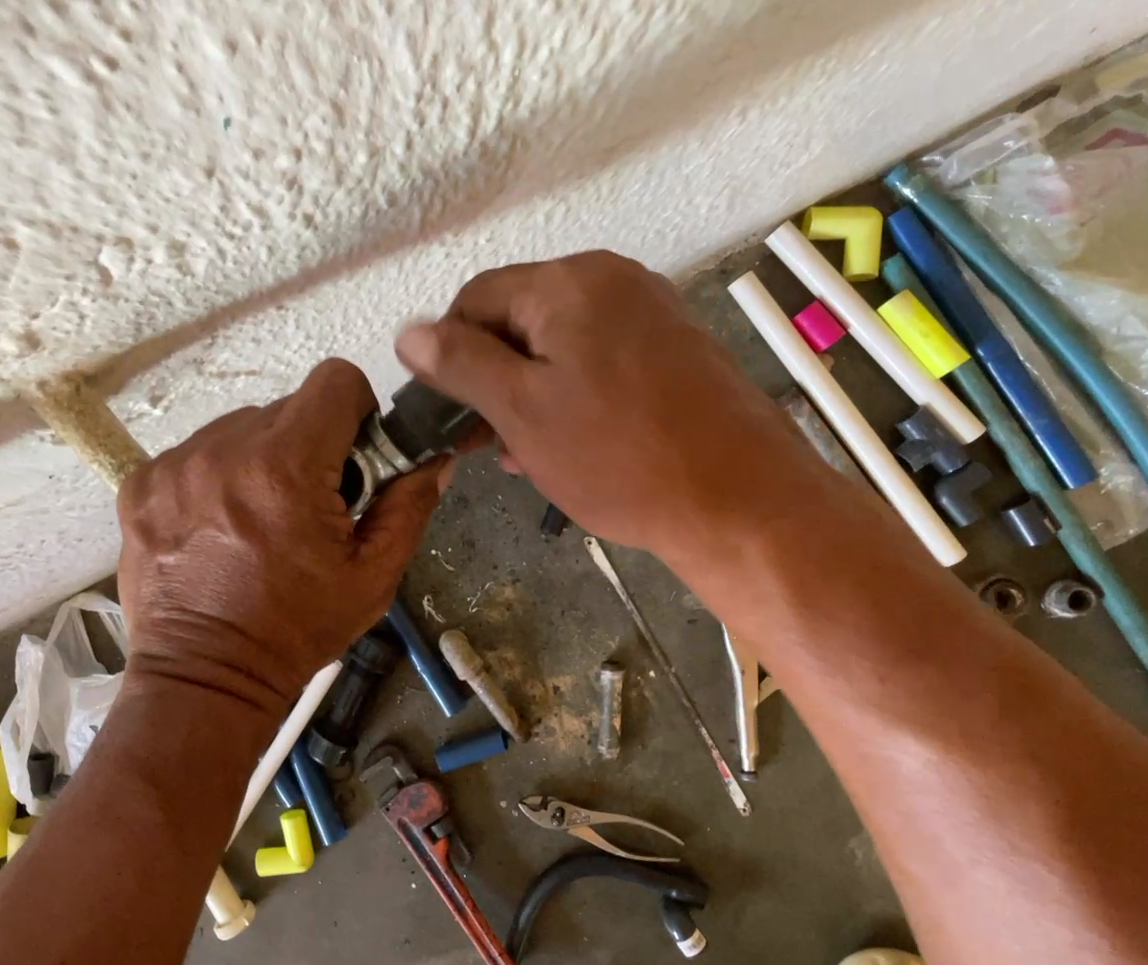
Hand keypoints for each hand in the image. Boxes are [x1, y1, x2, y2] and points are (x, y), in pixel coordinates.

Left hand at [116, 359, 447, 713]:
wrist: (206, 677)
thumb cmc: (296, 630)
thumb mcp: (373, 576)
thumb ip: (409, 505)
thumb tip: (432, 457)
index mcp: (286, 467)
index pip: (334, 381)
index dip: (356, 411)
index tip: (353, 456)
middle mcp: (223, 450)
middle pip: (286, 409)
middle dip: (308, 447)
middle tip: (308, 508)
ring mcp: (174, 466)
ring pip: (238, 430)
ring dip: (259, 461)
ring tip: (259, 522)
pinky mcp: (141, 485)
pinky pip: (194, 454)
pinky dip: (214, 479)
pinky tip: (218, 530)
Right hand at [394, 251, 803, 555]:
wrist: (738, 500)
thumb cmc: (617, 456)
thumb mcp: (521, 411)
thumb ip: (460, 364)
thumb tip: (409, 332)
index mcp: (568, 282)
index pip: (475, 299)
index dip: (447, 352)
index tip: (446, 412)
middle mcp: (612, 280)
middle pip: (520, 318)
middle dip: (490, 378)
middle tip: (479, 441)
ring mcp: (650, 313)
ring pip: (559, 345)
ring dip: (527, 393)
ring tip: (519, 452)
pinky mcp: (674, 349)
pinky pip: (599, 360)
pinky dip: (570, 395)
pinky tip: (565, 444)